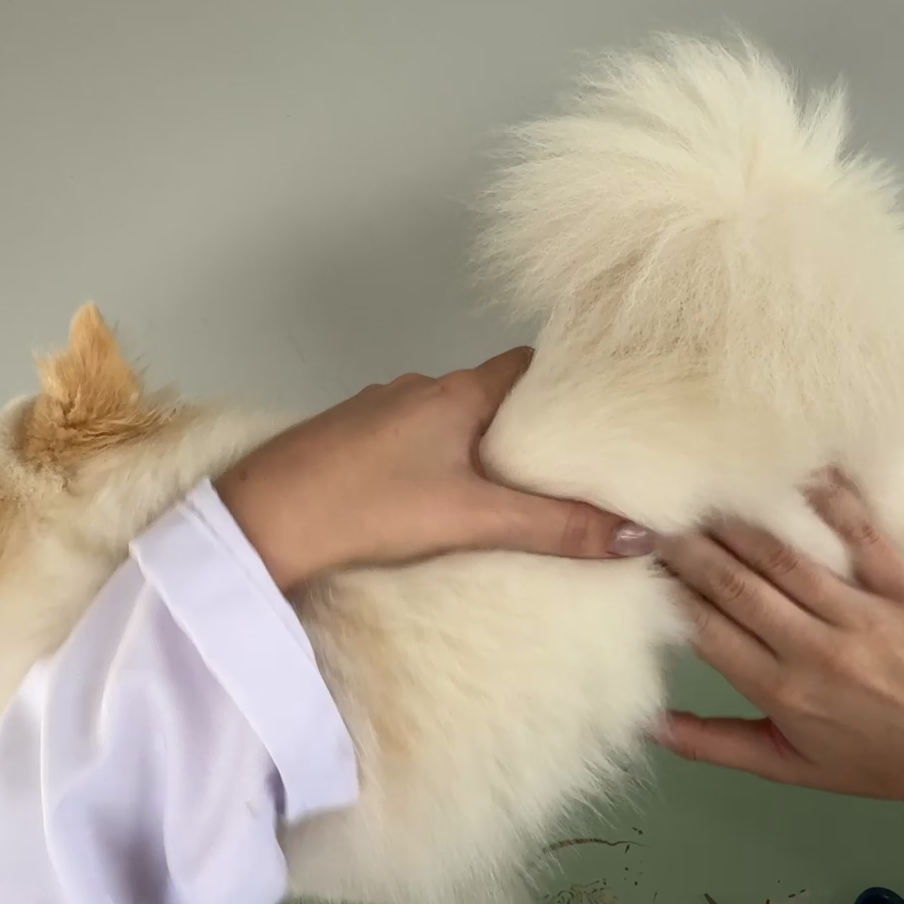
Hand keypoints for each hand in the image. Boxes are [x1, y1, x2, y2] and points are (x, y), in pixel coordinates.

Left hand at [215, 347, 652, 591]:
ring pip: (446, 417)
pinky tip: (432, 495)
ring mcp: (376, 409)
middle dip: (523, 428)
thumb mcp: (472, 518)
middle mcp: (417, 388)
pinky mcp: (348, 437)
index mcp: (455, 392)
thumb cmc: (370, 506)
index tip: (596, 420)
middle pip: (489, 395)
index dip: (566, 388)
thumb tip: (639, 535)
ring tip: (503, 490)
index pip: (528, 368)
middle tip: (562, 471)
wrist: (263, 520)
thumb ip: (554, 527)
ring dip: (474, 444)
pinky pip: (408, 436)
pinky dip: (432, 456)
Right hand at [654, 474, 903, 850]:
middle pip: (734, 583)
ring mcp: (864, 614)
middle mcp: (817, 649)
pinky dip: (824, 497)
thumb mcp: (790, 769)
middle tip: (652, 514)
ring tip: (696, 492)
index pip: (706, 627)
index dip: (667, 589)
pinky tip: (790, 469)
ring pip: (781, 554)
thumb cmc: (877, 760)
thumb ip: (715, 745)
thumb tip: (647, 723)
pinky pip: (858, 532)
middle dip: (686, 545)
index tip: (639, 560)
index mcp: (784, 691)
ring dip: (732, 520)